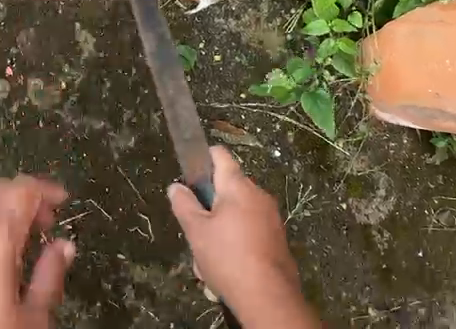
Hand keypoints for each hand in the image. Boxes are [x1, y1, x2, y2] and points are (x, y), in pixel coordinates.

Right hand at [167, 148, 317, 327]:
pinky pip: (250, 233)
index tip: (190, 176)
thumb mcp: (196, 230)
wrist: (270, 300)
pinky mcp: (278, 242)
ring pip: (237, 216)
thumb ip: (183, 204)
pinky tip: (226, 269)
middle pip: (227, 190)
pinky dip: (237, 244)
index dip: (203, 158)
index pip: (219, 155)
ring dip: (221, 230)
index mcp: (238, 186)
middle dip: (209, 207)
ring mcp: (271, 220)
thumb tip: (177, 187)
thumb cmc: (228, 257)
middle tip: (196, 229)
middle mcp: (258, 196)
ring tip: (208, 259)